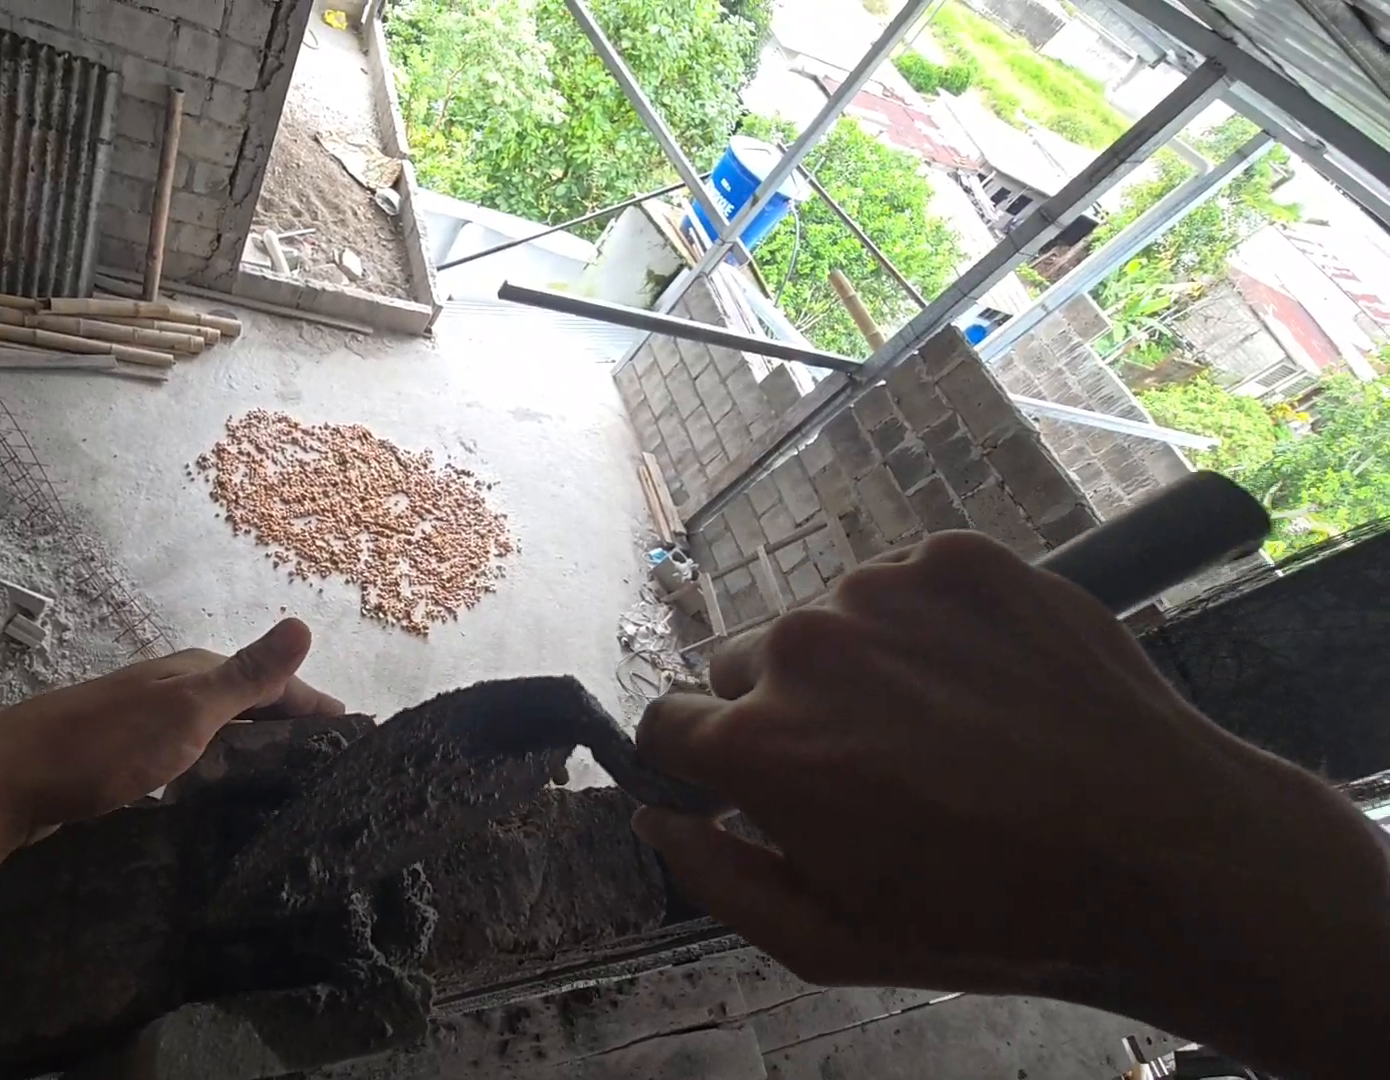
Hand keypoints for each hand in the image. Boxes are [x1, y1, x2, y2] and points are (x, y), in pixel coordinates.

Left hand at [0, 617, 341, 844]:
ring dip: (256, 741)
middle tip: (327, 760)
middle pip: (250, 698)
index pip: (275, 680)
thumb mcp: (187, 709)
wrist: (4, 781)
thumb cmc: (105, 746)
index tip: (354, 730)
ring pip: (221, 724)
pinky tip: (220, 786)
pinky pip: (194, 747)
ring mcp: (148, 715)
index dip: (315, 703)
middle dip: (290, 721)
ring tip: (287, 776)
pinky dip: (220, 760)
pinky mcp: (126, 749)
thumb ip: (248, 673)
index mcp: (197, 670)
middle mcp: (176, 685)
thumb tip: (304, 623)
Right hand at [632, 532, 1389, 1075]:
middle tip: (856, 758)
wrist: (1180, 857)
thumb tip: (650, 811)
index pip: (665, 721)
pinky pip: (888, 584)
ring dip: (844, 666)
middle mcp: (799, 647)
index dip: (692, 758)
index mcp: (759, 741)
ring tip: (927, 719)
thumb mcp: (830, 940)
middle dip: (771, 710)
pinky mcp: (949, 555)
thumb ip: (712, 877)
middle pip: (734, 666)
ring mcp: (876, 589)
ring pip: (812, 623)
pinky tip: (966, 674)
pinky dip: (909, 623)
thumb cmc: (989, 914)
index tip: (735, 777)